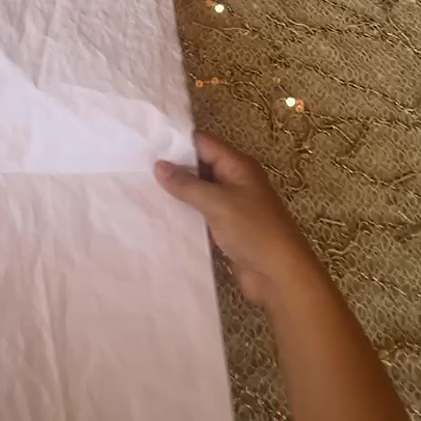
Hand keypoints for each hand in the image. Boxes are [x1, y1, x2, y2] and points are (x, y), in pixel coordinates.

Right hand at [155, 131, 322, 309]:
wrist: (280, 277)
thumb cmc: (254, 231)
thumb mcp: (218, 202)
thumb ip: (187, 184)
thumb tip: (158, 166)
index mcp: (238, 166)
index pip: (203, 143)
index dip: (177, 142)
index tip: (148, 143)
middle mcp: (234, 181)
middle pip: (200, 166)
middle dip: (174, 167)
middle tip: (139, 166)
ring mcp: (231, 205)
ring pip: (199, 191)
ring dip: (178, 192)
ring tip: (143, 188)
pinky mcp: (226, 228)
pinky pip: (201, 213)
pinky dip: (185, 212)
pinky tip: (161, 214)